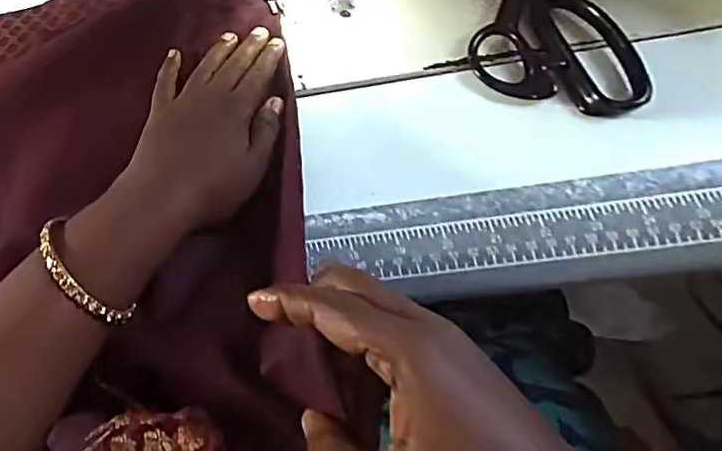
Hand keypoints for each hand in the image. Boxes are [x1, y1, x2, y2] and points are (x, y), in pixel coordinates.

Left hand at [109, 28, 286, 240]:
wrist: (160, 194)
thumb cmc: (211, 189)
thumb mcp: (253, 166)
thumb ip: (266, 131)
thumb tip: (275, 103)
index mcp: (236, 110)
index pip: (256, 76)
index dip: (268, 58)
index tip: (276, 43)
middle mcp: (210, 98)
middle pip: (233, 66)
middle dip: (248, 47)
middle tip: (258, 31)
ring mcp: (182, 101)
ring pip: (204, 67)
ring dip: (217, 51)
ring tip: (229, 37)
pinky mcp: (160, 110)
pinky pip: (166, 81)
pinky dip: (170, 66)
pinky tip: (174, 54)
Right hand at [249, 264, 570, 450]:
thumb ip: (336, 447)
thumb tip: (315, 417)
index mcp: (408, 348)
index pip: (332, 304)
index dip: (287, 299)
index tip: (255, 300)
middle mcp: (429, 330)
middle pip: (353, 285)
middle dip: (314, 299)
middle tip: (283, 328)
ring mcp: (452, 343)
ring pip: (376, 306)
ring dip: (342, 324)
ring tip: (321, 372)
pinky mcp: (467, 363)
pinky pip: (401, 331)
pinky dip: (370, 344)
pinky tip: (364, 391)